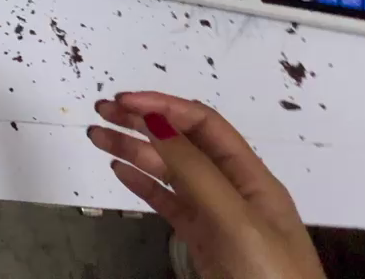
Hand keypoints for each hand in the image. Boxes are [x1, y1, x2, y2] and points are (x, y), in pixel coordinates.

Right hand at [88, 92, 325, 278]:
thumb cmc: (268, 276)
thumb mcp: (235, 220)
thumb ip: (194, 169)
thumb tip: (153, 119)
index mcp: (250, 177)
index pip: (203, 124)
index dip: (162, 106)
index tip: (123, 101)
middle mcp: (231, 188)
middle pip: (181, 141)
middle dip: (141, 121)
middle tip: (101, 111)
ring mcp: (215, 214)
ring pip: (167, 168)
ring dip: (131, 148)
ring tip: (96, 137)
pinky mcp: (200, 237)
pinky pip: (165, 199)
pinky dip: (140, 181)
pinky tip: (118, 171)